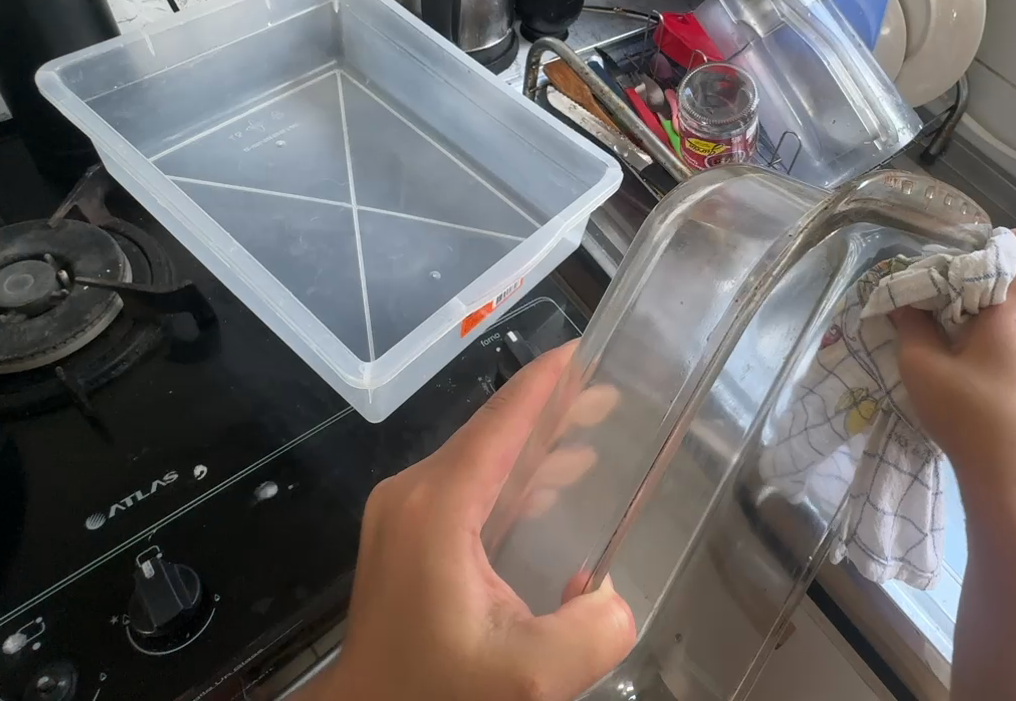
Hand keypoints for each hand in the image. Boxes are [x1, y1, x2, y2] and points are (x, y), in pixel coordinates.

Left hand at [314, 344, 634, 700]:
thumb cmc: (434, 695)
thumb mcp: (526, 678)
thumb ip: (592, 632)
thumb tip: (611, 594)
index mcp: (437, 506)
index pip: (501, 420)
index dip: (545, 380)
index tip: (584, 350)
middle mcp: (414, 492)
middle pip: (492, 430)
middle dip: (552, 411)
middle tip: (609, 399)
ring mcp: (404, 511)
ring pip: (481, 455)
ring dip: (534, 446)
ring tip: (591, 437)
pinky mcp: (406, 532)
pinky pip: (467, 483)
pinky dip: (511, 476)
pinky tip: (550, 486)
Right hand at [890, 229, 1015, 513]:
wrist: (1014, 483)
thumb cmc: (970, 416)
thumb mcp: (922, 366)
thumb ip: (910, 323)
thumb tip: (901, 298)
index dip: (1007, 240)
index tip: (963, 250)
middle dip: (981, 270)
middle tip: (938, 283)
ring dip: (981, 302)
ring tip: (939, 318)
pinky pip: (1014, 329)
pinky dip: (987, 326)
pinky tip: (955, 349)